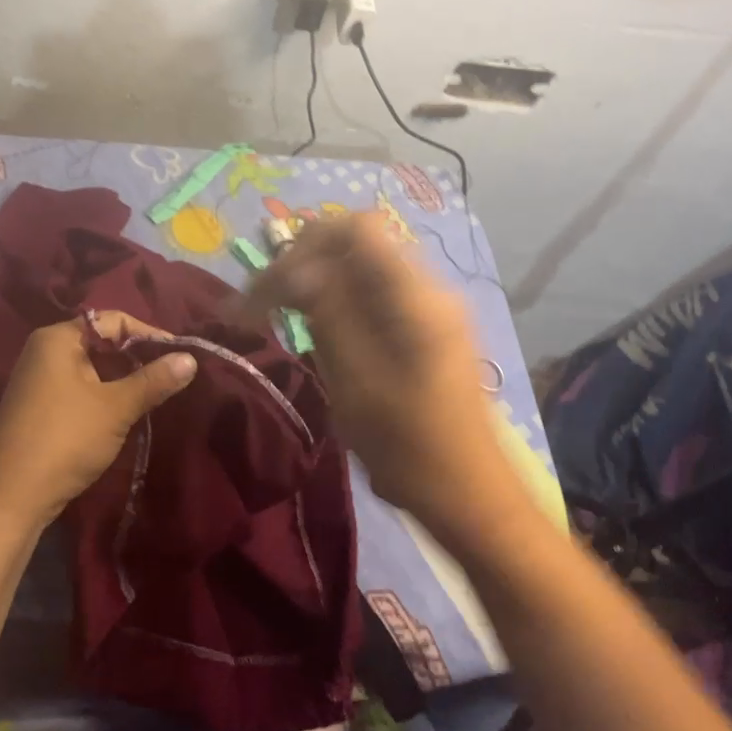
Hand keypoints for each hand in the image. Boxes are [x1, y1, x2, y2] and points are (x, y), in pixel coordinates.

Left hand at [0, 312, 197, 528]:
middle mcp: (44, 350)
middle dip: (137, 358)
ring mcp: (38, 379)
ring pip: (92, 368)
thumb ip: (153, 381)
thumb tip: (191, 358)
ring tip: (157, 395)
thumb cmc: (65, 439)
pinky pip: (80, 389)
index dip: (150, 334)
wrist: (11, 496)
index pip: (112, 320)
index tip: (181, 356)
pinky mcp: (39, 406)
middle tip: (173, 377)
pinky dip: (104, 396)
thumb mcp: (115, 408)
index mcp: (58, 338)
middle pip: (101, 342)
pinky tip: (127, 413)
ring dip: (123, 380)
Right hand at [241, 215, 520, 531]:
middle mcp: (428, 289)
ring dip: (313, 283)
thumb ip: (327, 315)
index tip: (268, 290)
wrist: (472, 500)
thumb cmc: (413, 450)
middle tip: (259, 304)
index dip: (303, 247)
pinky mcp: (424, 328)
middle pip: (353, 244)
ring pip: (357, 268)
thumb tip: (294, 269)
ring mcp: (429, 307)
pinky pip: (369, 293)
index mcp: (417, 297)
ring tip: (275, 315)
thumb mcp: (359, 383)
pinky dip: (333, 301)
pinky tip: (311, 330)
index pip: (354, 229)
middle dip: (301, 264)